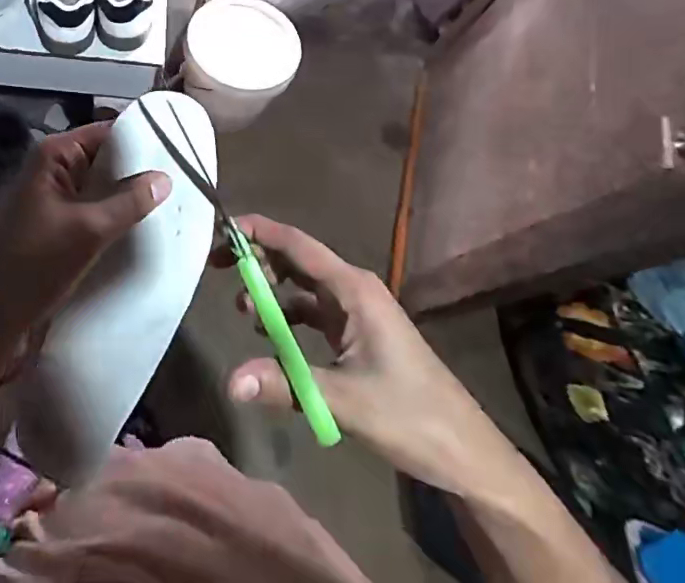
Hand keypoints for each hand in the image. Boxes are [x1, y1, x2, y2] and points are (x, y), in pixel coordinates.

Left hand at [0, 121, 170, 340]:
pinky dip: (110, 214)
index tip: (177, 147)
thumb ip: (129, 202)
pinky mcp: (50, 225)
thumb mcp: (89, 231)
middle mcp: (48, 169)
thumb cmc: (35, 265)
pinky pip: (88, 209)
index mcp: (51, 156)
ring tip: (169, 201)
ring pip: (96, 186)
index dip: (140, 137)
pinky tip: (139, 226)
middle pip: (101, 158)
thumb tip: (164, 178)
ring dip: (125, 195)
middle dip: (136, 169)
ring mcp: (47, 198)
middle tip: (180, 178)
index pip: (104, 132)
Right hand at [216, 214, 523, 497]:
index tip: (221, 230)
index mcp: (355, 289)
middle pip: (296, 260)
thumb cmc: (412, 416)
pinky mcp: (354, 335)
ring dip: (269, 293)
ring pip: (301, 288)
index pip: (298, 245)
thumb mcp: (345, 400)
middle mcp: (353, 291)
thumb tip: (230, 382)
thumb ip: (285, 385)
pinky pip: (310, 313)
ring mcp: (355, 313)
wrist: (466, 455)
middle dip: (256, 260)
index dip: (259, 232)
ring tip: (242, 312)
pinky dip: (285, 318)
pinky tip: (267, 336)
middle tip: (217, 269)